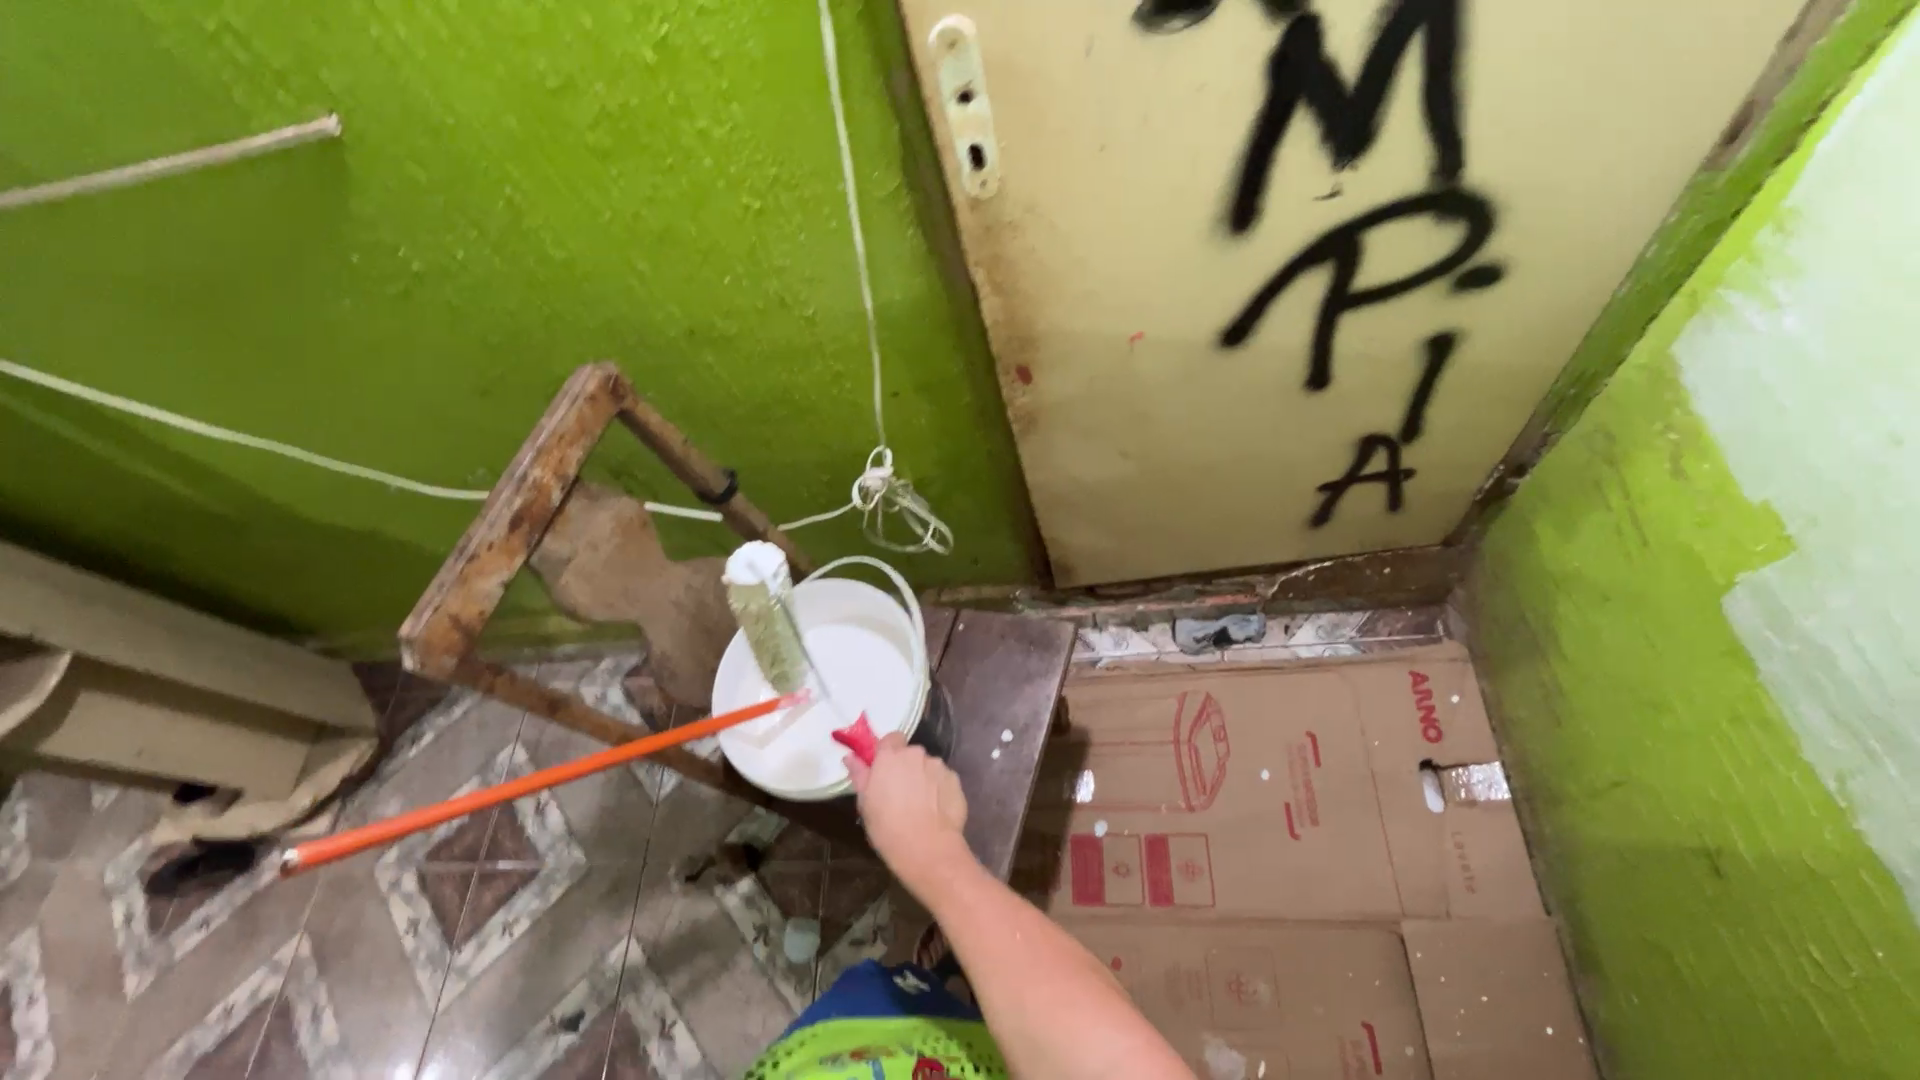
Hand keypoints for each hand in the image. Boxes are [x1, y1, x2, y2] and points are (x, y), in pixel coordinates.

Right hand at [845, 734, 970, 887]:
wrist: (928, 847)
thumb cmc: (888, 827)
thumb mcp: (865, 803)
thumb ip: (859, 775)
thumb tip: (850, 757)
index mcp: (890, 756)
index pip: (891, 738)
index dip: (888, 751)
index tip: (885, 769)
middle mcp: (916, 754)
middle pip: (910, 753)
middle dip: (906, 766)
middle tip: (900, 791)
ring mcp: (938, 766)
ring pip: (928, 766)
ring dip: (923, 777)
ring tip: (921, 804)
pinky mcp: (955, 780)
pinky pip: (944, 778)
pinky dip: (939, 788)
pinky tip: (936, 809)